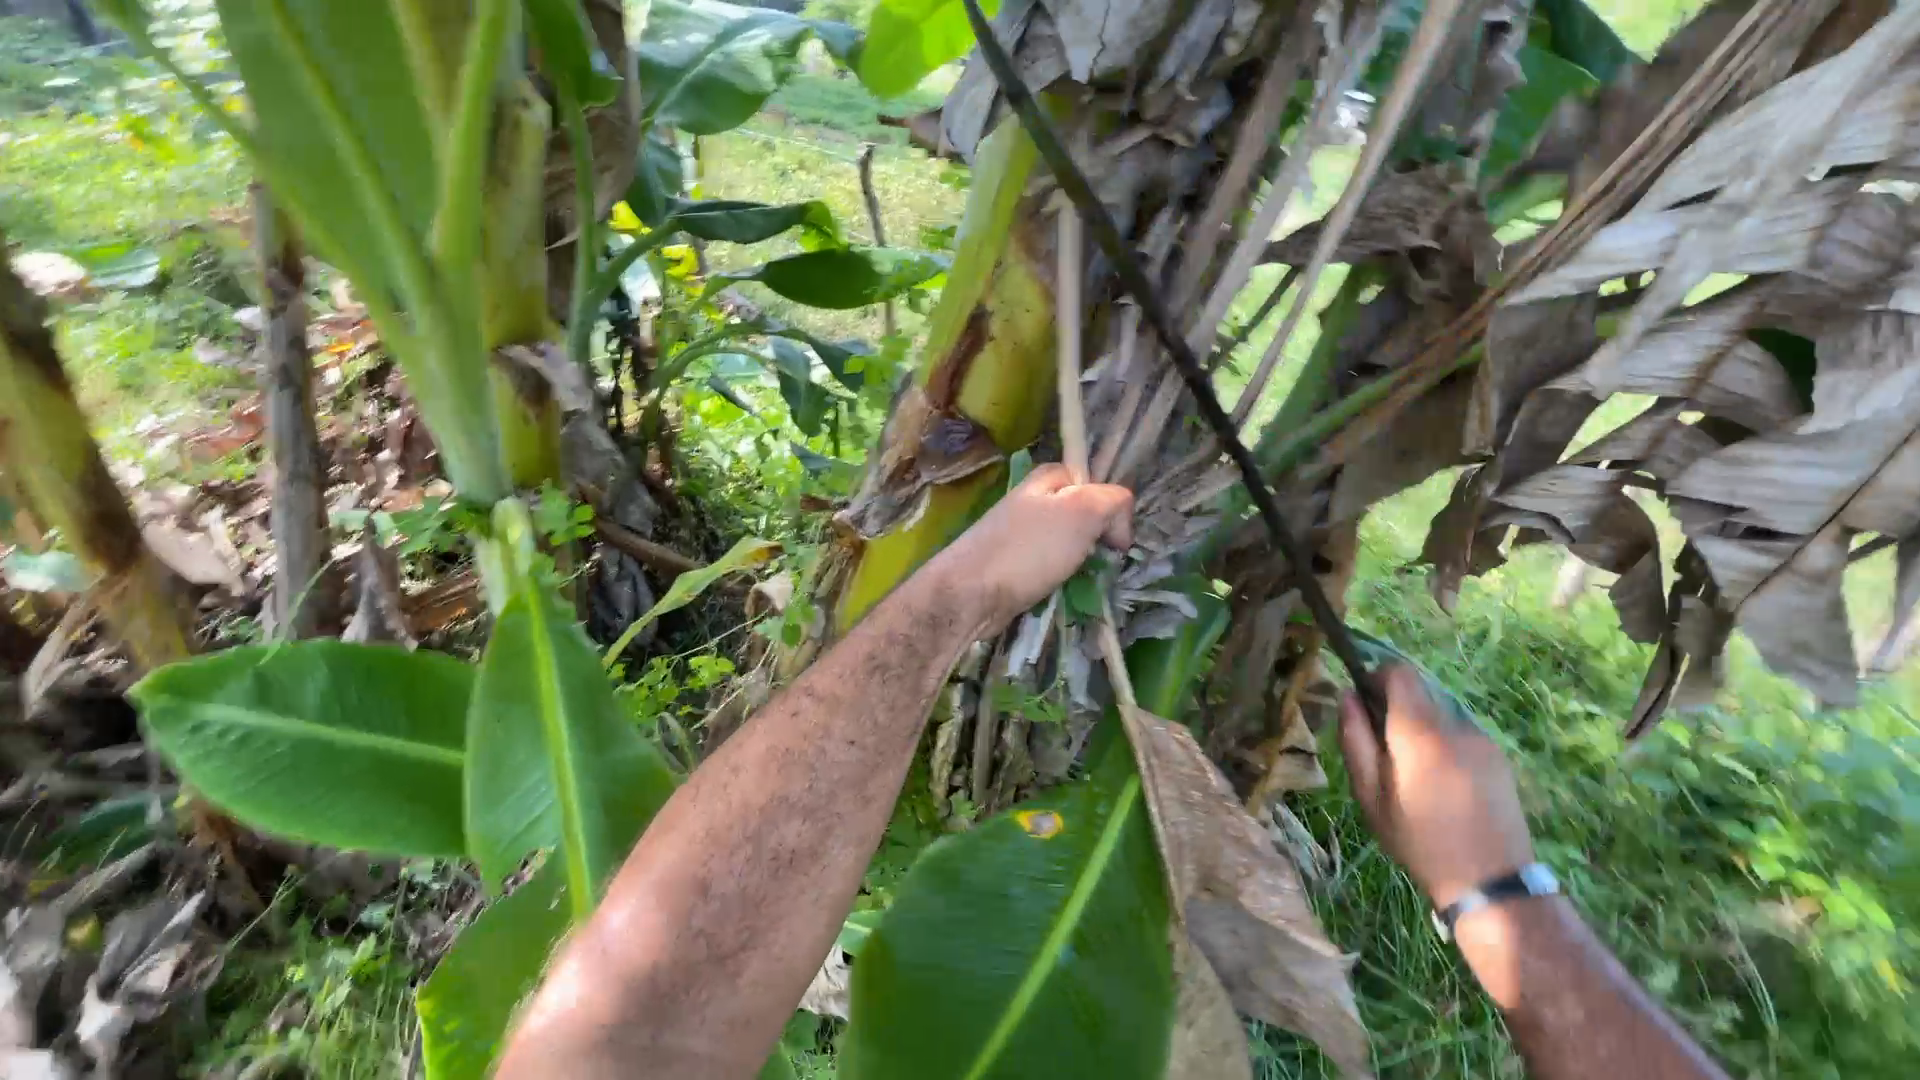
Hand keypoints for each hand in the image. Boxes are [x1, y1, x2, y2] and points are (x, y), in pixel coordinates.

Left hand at [929, 463, 1132, 630]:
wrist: (971, 594)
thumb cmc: (1028, 549)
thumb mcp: (1082, 511)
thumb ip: (1112, 501)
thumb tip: (1118, 525)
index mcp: (1046, 479)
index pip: (1095, 483)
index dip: (1111, 510)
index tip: (1113, 539)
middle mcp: (1032, 502)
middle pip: (1083, 516)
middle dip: (1096, 540)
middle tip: (1098, 560)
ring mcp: (1020, 535)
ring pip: (1068, 545)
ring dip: (1080, 564)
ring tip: (1080, 581)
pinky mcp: (1013, 566)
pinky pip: (1049, 569)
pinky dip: (1059, 581)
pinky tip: (1060, 592)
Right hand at [1339, 665, 1534, 908]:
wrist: (1489, 880)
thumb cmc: (1417, 839)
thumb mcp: (1369, 794)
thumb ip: (1354, 738)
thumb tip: (1346, 695)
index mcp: (1419, 733)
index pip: (1400, 672)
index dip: (1376, 677)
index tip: (1363, 703)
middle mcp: (1455, 726)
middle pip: (1419, 691)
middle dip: (1394, 707)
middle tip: (1382, 747)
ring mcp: (1482, 739)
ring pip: (1438, 712)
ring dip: (1418, 727)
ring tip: (1412, 771)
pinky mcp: (1498, 755)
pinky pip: (1459, 732)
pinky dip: (1442, 743)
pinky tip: (1440, 782)